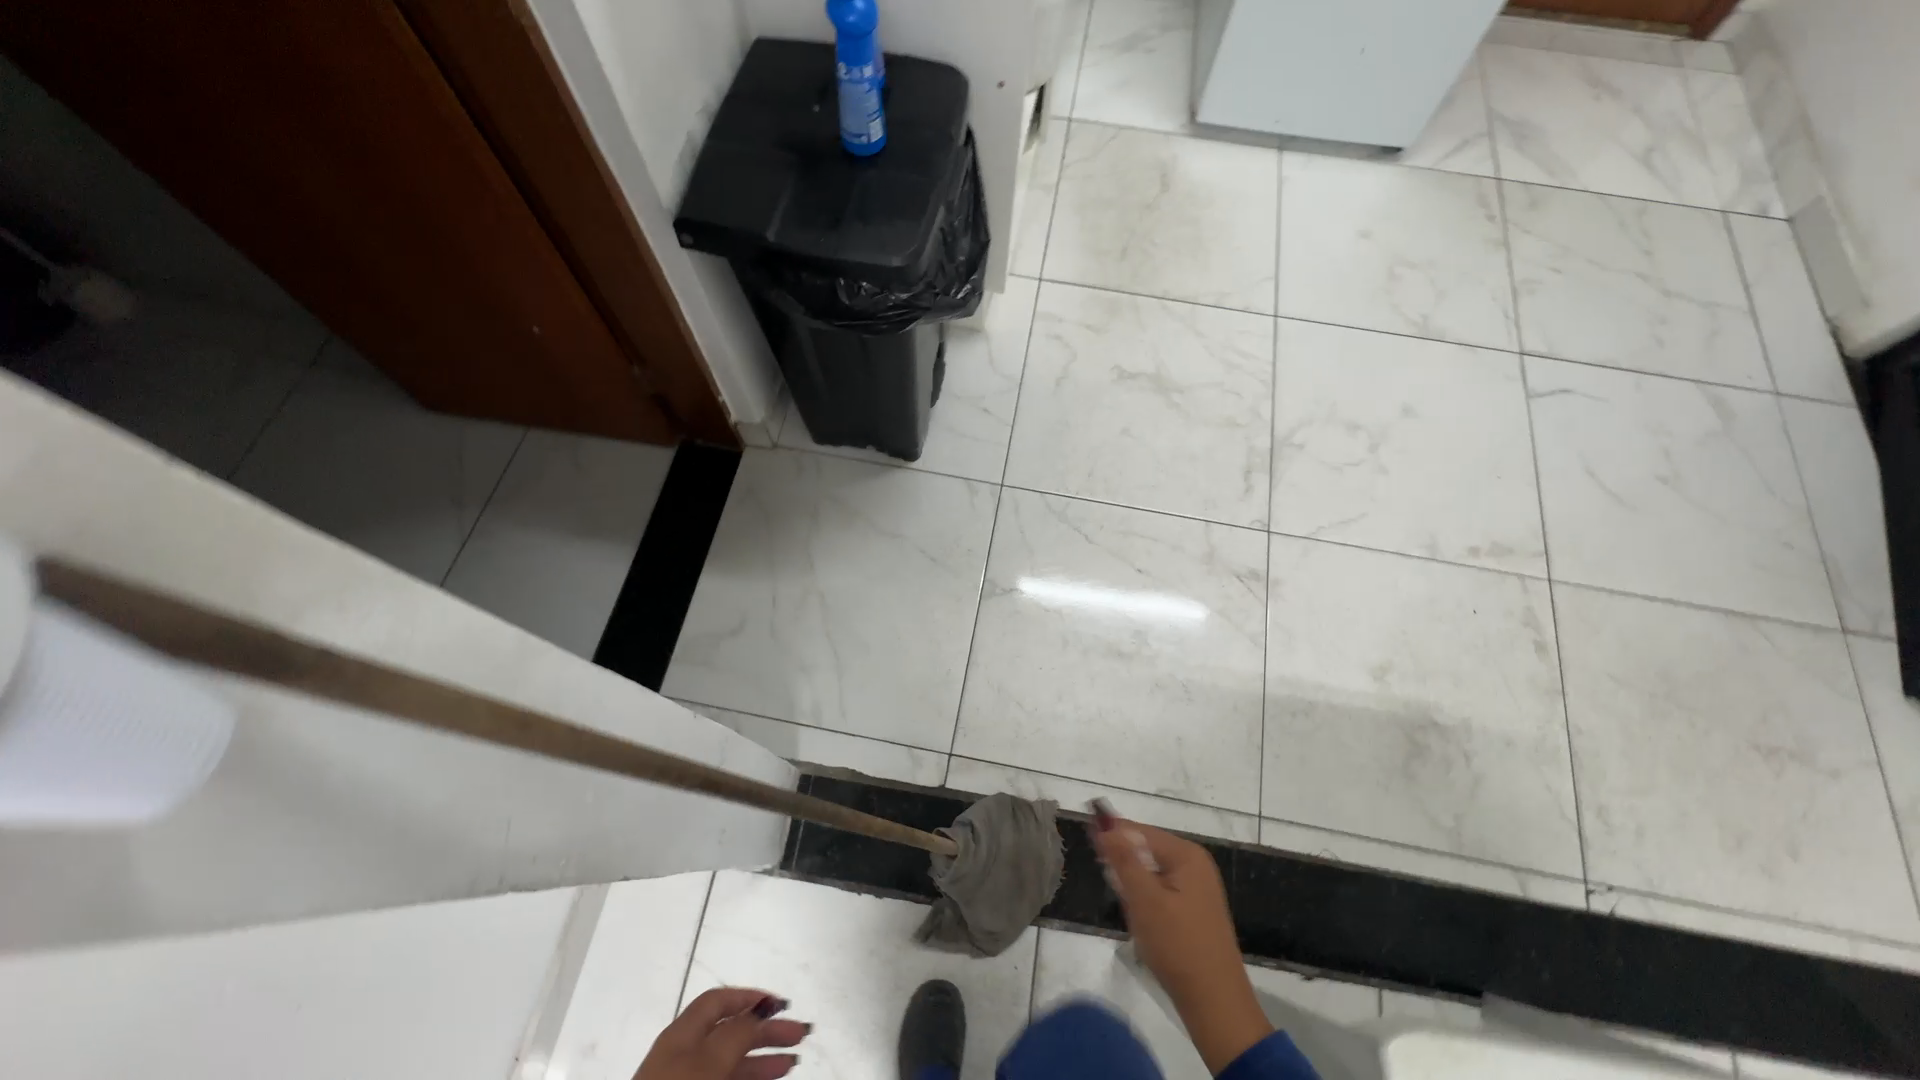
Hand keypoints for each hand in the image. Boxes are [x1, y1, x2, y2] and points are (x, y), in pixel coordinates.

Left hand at [634, 987, 810, 1079]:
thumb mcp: (710, 1059)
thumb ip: (736, 1033)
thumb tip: (760, 1011)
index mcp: (682, 1034)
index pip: (717, 1002)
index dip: (749, 998)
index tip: (780, 1005)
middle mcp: (683, 1054)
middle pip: (730, 1032)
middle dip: (766, 1031)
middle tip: (800, 1035)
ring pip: (731, 1062)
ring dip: (763, 1060)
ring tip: (793, 1063)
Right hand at [1092, 816, 1271, 1074]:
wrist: (1213, 1001)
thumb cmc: (1177, 945)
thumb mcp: (1144, 899)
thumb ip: (1123, 858)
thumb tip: (1104, 821)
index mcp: (1187, 854)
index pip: (1139, 831)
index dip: (1112, 838)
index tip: (1092, 856)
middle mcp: (1195, 864)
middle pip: (1144, 852)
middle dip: (1126, 873)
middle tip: (1123, 900)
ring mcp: (1196, 888)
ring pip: (1149, 876)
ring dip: (1135, 893)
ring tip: (1137, 920)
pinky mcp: (1193, 909)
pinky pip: (1160, 894)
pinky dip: (1147, 905)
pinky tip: (1147, 928)